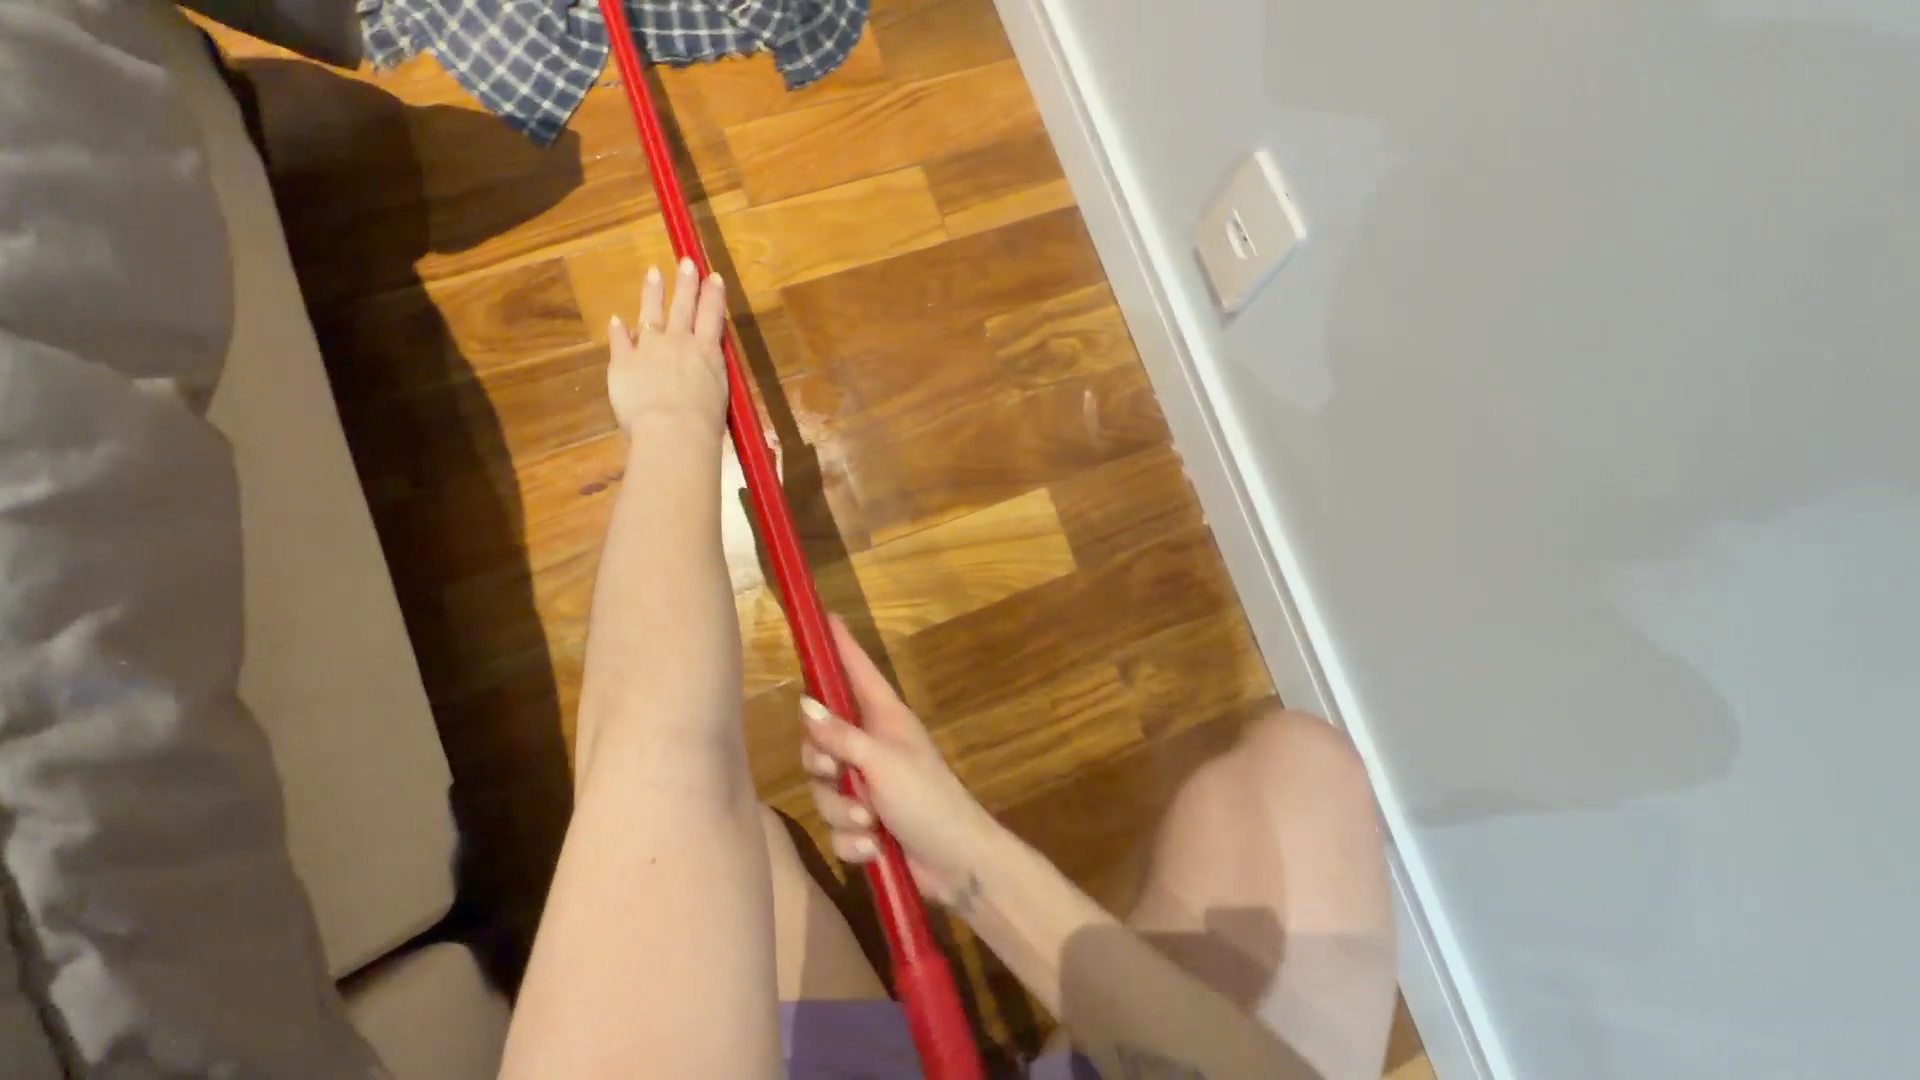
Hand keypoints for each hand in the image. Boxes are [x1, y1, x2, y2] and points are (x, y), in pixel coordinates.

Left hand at [607, 258, 727, 436]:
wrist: (672, 430)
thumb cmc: (705, 421)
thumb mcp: (719, 393)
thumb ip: (710, 372)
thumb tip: (705, 362)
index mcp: (707, 352)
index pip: (712, 316)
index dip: (713, 295)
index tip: (714, 277)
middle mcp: (679, 342)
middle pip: (683, 307)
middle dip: (686, 283)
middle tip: (687, 262)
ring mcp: (648, 348)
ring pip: (651, 313)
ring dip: (653, 292)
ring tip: (653, 273)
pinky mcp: (623, 361)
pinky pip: (620, 341)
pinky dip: (618, 330)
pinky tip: (616, 320)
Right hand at [801, 618, 1001, 910]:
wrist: (956, 862)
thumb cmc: (929, 799)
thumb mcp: (882, 763)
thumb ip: (841, 737)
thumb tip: (804, 704)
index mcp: (884, 718)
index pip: (855, 670)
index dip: (838, 645)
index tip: (820, 616)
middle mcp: (871, 746)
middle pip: (819, 739)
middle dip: (823, 766)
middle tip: (840, 776)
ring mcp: (867, 785)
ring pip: (823, 789)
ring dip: (842, 811)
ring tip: (870, 821)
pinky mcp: (864, 823)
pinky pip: (835, 825)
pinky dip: (851, 840)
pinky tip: (874, 848)